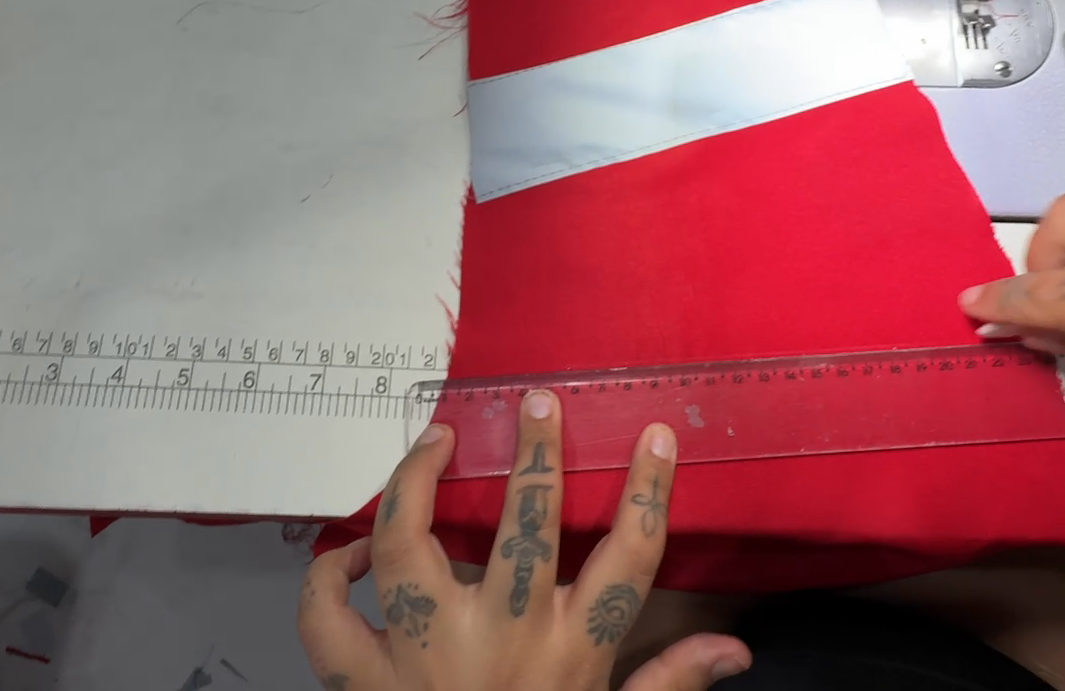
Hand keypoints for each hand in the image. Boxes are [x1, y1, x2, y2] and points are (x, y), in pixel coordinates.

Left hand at [298, 391, 751, 689]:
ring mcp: (424, 659)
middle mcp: (500, 645)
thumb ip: (668, 685)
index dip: (648, 493)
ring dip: (414, 487)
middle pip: (525, 532)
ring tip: (434, 438)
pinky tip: (351, 545)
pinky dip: (327, 576)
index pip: (628, 563)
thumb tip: (737, 651)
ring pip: (411, 550)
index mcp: (568, 657)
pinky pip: (328, 620)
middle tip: (537, 402)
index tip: (656, 436)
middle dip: (535, 459)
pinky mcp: (363, 683)